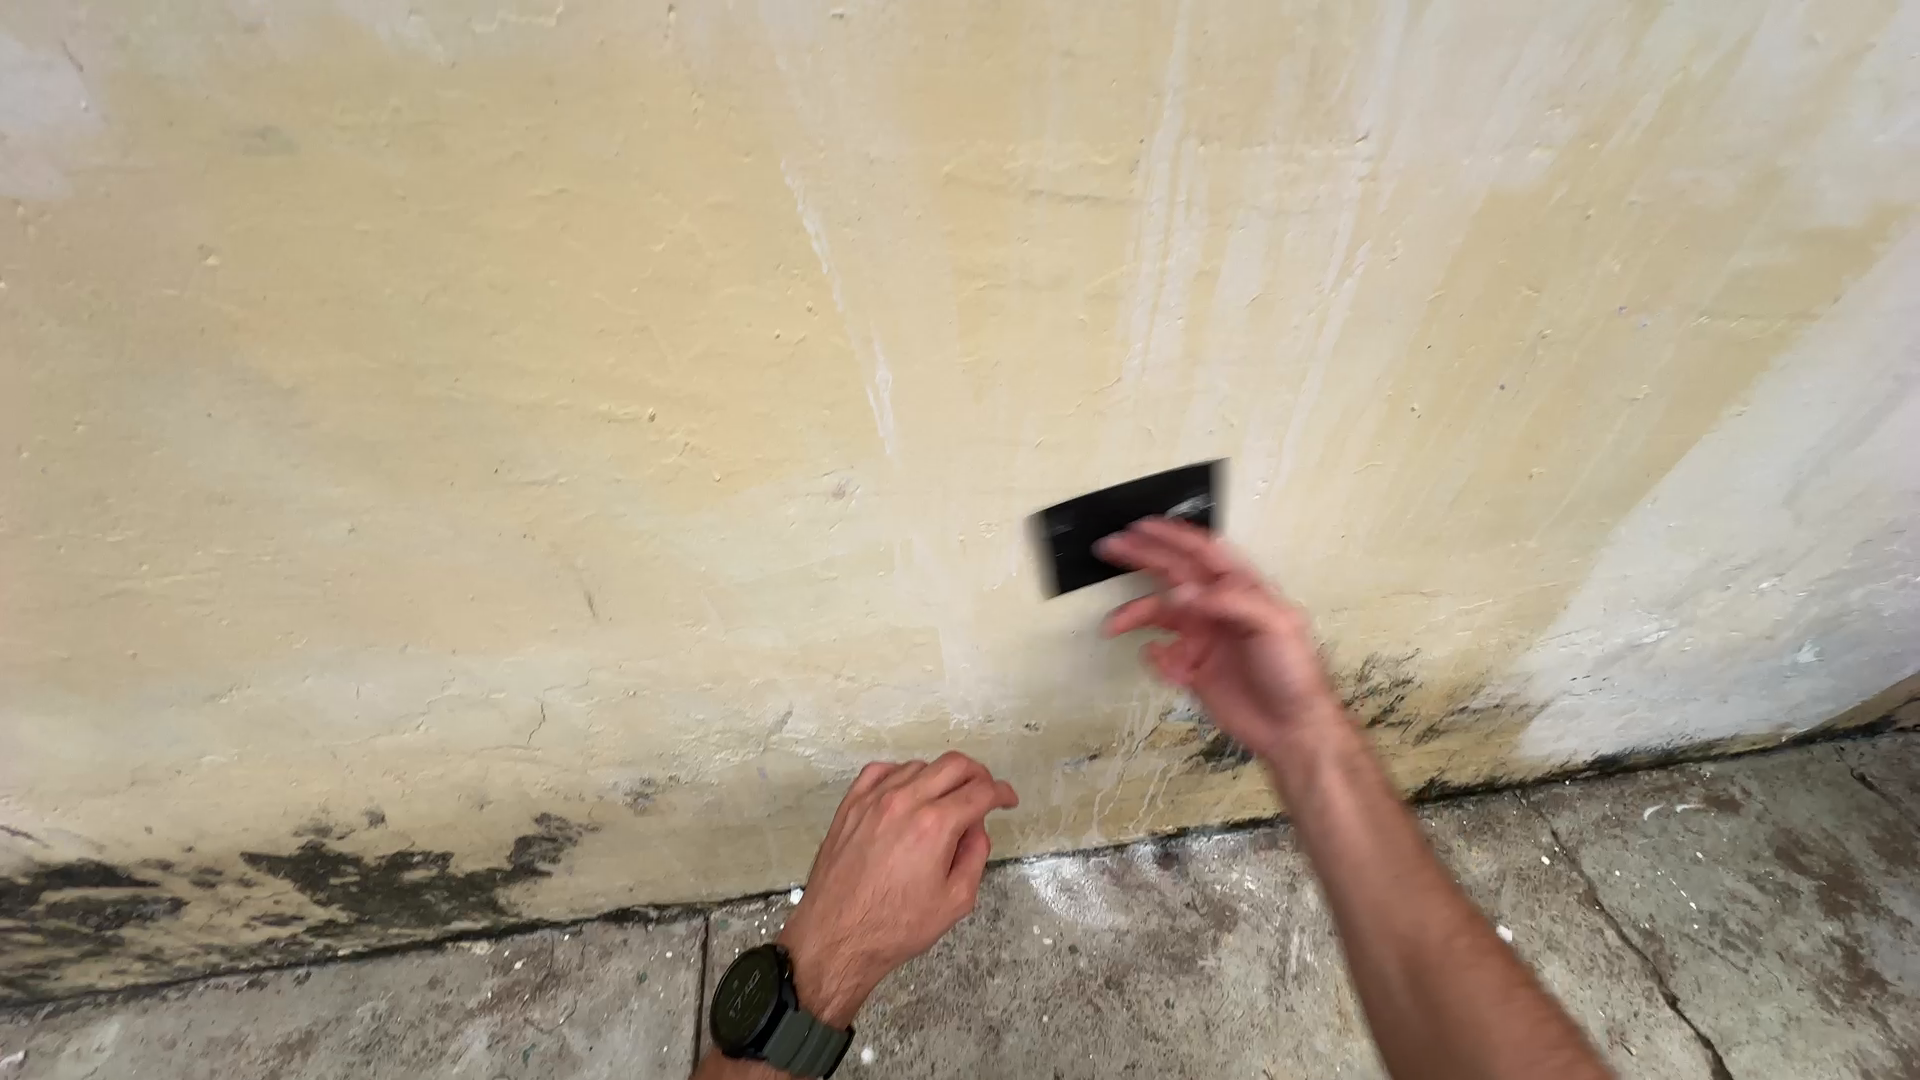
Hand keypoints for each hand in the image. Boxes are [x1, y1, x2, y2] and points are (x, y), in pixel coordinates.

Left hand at [777, 752, 1018, 1026]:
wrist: (836, 937)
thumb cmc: (897, 927)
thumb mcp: (955, 902)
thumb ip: (975, 857)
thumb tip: (976, 828)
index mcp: (935, 825)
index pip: (980, 791)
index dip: (1002, 792)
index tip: (1008, 799)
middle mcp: (906, 800)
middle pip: (954, 764)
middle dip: (978, 775)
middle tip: (984, 794)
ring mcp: (874, 798)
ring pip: (920, 765)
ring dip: (941, 777)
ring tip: (945, 803)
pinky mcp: (851, 803)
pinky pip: (882, 770)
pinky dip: (902, 774)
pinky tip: (907, 793)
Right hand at [1097, 517, 1344, 761]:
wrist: (1291, 730)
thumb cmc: (1293, 672)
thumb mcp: (1275, 625)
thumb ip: (1230, 601)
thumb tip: (1181, 592)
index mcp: (1239, 589)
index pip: (1202, 552)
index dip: (1171, 536)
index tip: (1141, 527)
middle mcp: (1216, 607)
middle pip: (1171, 573)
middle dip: (1140, 557)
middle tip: (1109, 546)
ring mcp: (1201, 635)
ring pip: (1157, 614)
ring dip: (1133, 614)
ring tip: (1112, 624)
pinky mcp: (1191, 666)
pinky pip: (1160, 654)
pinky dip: (1153, 655)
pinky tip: (1157, 659)